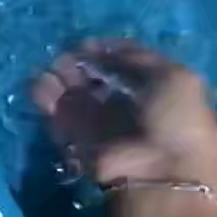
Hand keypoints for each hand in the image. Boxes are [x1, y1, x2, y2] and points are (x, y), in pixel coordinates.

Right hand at [31, 40, 216, 195]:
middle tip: (65, 57)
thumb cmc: (175, 121)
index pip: (120, 64)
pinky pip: (54, 112)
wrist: (157, 173)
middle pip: (91, 77)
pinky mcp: (71, 137)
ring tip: (52, 70)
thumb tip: (100, 48)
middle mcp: (120, 105)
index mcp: (150, 89)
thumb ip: (136, 57)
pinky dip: (44, 96)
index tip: (86, 44)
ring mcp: (94, 122)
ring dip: (58, 77)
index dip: (103, 51)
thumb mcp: (174, 77)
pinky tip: (41, 85)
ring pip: (69, 92)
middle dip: (76, 63)